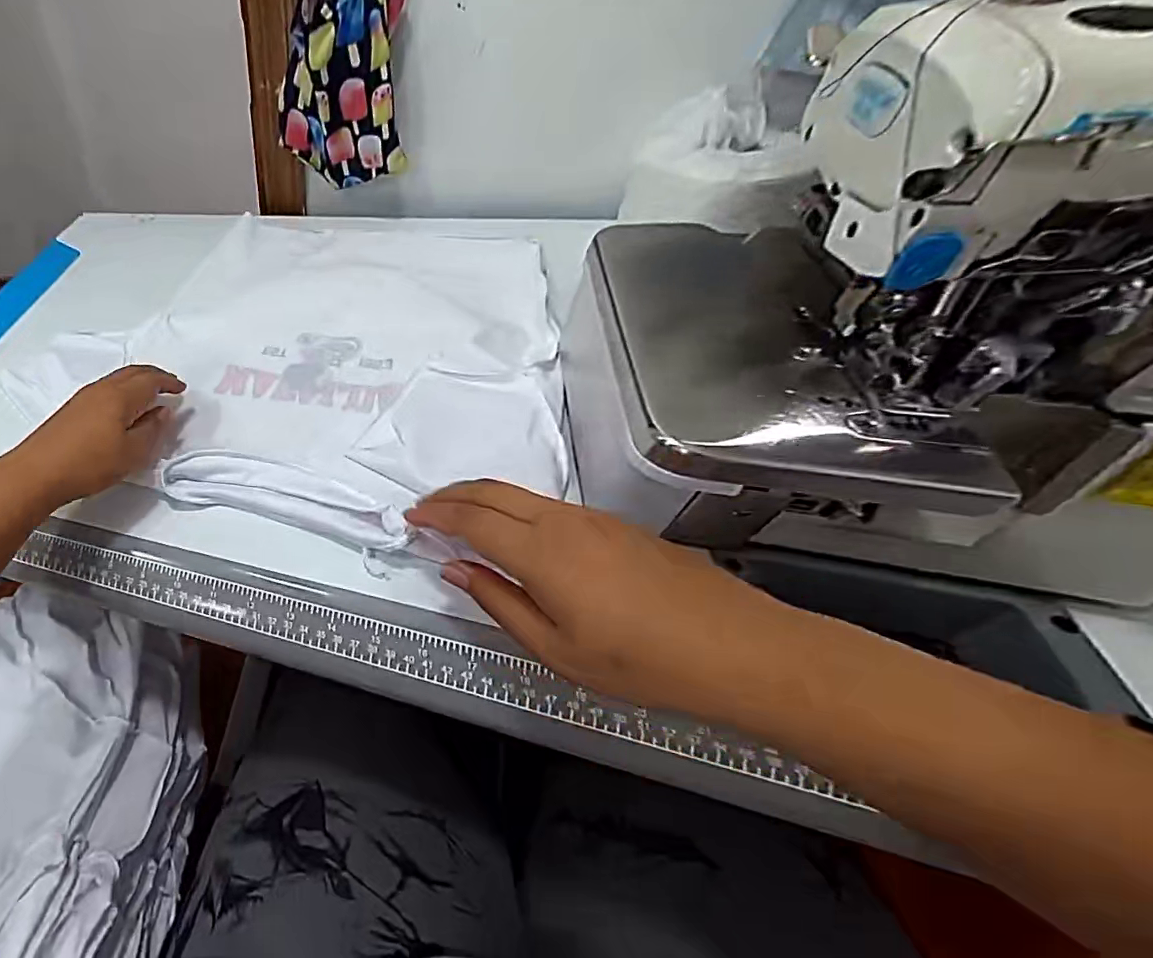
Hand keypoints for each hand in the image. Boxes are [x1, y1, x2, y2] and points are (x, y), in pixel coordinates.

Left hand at [0, 365, 185, 508]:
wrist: (37, 473)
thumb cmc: (86, 464)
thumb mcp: (132, 453)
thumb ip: (152, 430)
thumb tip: (162, 414)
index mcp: (120, 396)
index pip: (150, 380)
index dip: (168, 382)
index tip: (179, 389)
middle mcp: (101, 390)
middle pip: (132, 373)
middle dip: (153, 376)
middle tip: (168, 385)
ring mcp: (83, 398)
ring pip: (117, 381)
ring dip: (136, 384)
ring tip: (148, 398)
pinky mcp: (72, 410)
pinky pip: (104, 391)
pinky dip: (121, 393)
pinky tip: (122, 410)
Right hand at [405, 480, 810, 715]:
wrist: (744, 651)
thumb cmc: (642, 663)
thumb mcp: (557, 649)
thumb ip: (499, 602)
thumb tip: (457, 569)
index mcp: (541, 553)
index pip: (471, 519)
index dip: (436, 515)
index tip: (412, 518)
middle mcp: (562, 523)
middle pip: (491, 492)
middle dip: (451, 495)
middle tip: (426, 509)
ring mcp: (593, 519)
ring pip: (521, 494)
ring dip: (481, 498)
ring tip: (461, 518)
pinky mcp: (616, 525)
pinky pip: (547, 505)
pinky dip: (513, 507)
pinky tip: (515, 533)